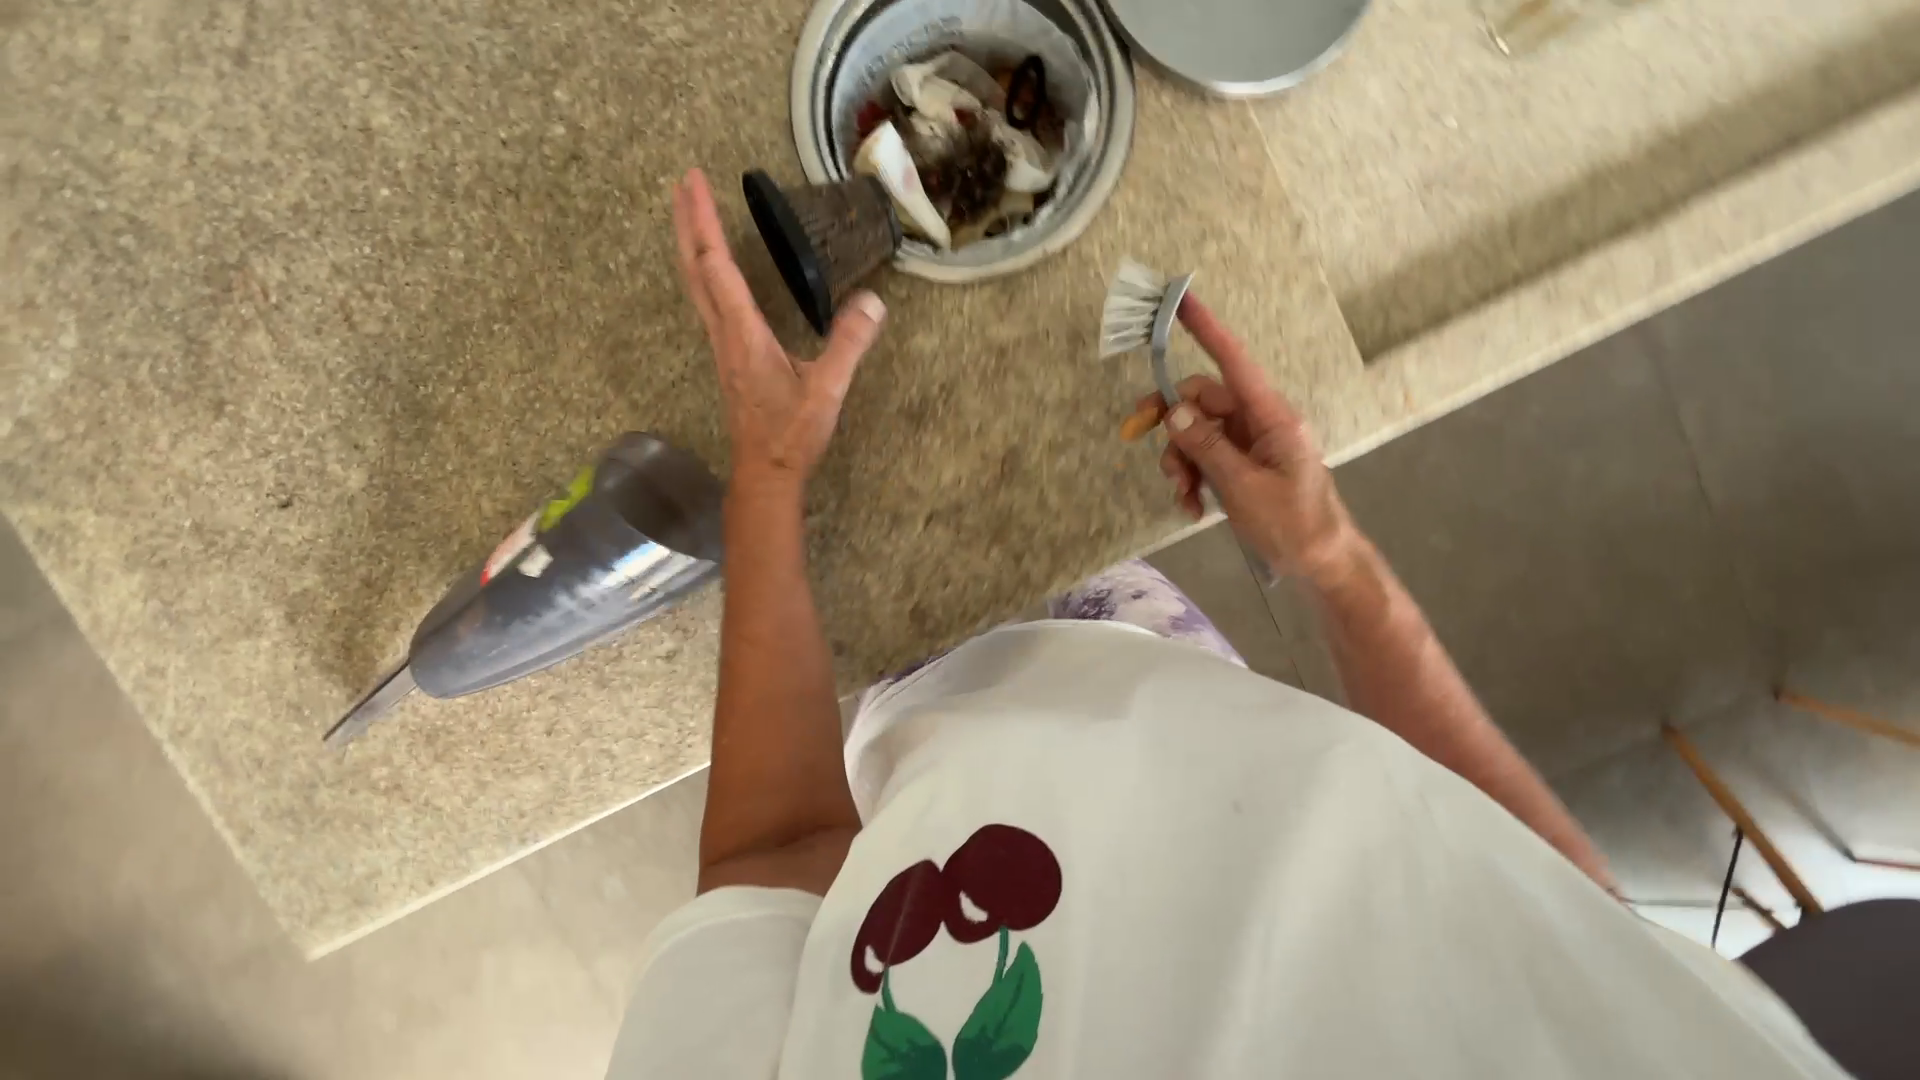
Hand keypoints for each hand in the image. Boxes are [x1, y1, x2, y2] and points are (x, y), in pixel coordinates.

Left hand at [672, 168, 886, 494]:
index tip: (694, 180)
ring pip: (696, 285)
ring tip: (690, 214)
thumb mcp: (826, 390)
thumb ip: (848, 344)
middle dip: (688, 223)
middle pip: (695, 269)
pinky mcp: (728, 358)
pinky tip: (711, 270)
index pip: (717, 266)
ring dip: (690, 245)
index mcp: (743, 333)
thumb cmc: (791, 434)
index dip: (704, 221)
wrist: (765, 472)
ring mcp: (722, 346)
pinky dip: (702, 272)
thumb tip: (874, 301)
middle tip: (683, 183)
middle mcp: (724, 334)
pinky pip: (706, 302)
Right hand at [1146, 296, 1358, 581]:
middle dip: (1173, 428)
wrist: (1321, 562)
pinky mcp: (1241, 466)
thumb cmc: (1293, 523)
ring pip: (1196, 433)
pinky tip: (1194, 508)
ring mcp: (1249, 445)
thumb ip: (1208, 447)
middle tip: (1143, 444)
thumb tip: (1173, 411)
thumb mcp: (1244, 487)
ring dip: (1181, 463)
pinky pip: (1205, 459)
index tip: (1182, 301)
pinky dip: (1193, 480)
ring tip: (1185, 497)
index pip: (1233, 362)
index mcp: (1270, 416)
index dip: (1207, 329)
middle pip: (1201, 402)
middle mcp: (1257, 422)